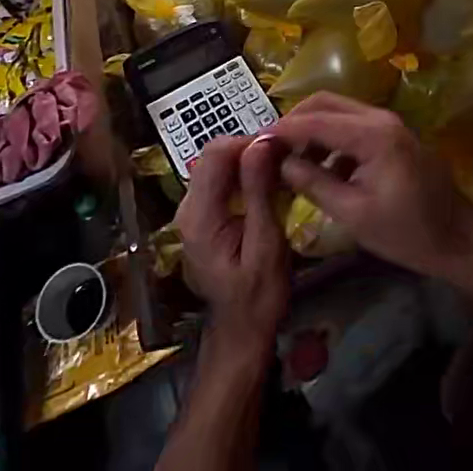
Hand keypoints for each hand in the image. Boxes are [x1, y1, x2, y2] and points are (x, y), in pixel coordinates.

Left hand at [175, 136, 288, 344]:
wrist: (241, 331)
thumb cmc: (258, 295)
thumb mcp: (266, 244)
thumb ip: (260, 191)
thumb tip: (262, 143)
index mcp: (200, 215)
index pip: (216, 153)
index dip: (249, 142)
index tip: (282, 148)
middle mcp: (188, 207)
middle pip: (213, 155)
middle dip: (250, 148)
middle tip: (284, 157)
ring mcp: (192, 211)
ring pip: (217, 164)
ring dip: (248, 160)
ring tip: (279, 168)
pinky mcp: (201, 215)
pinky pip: (220, 179)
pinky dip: (243, 173)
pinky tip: (266, 183)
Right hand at [264, 94, 472, 277]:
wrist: (458, 239)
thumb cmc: (407, 233)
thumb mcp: (353, 213)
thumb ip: (313, 183)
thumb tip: (279, 163)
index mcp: (372, 135)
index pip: (315, 120)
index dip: (281, 130)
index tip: (254, 143)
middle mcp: (380, 118)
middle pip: (325, 103)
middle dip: (294, 122)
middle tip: (270, 150)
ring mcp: (388, 124)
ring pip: (338, 111)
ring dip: (311, 130)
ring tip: (289, 162)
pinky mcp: (391, 135)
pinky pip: (351, 125)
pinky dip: (330, 139)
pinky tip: (319, 169)